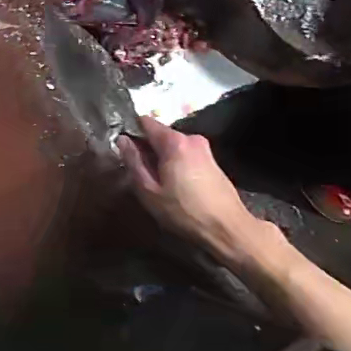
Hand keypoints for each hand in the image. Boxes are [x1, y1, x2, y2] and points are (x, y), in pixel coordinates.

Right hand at [118, 118, 269, 262]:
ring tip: (158, 185)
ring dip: (162, 159)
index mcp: (174, 141)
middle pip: (160, 135)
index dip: (132, 132)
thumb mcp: (149, 191)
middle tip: (141, 175)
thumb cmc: (184, 212)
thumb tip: (123, 140)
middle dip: (148, 150)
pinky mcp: (212, 161)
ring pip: (173, 147)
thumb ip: (133, 162)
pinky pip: (186, 155)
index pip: (146, 122)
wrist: (228, 229)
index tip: (125, 150)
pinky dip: (177, 165)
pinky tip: (177, 187)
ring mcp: (205, 149)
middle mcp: (191, 138)